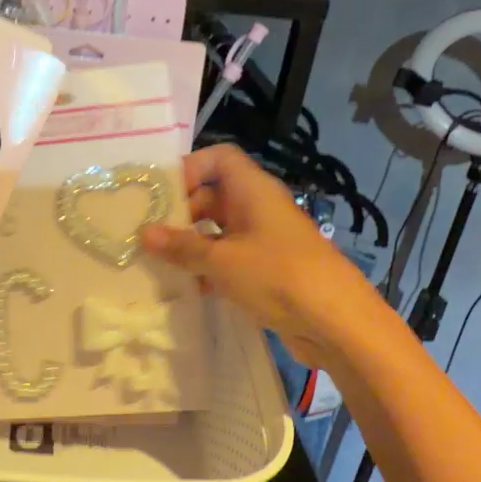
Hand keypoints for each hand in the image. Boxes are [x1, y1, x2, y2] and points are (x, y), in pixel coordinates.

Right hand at [142, 144, 367, 367]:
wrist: (337, 323)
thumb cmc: (278, 275)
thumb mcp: (222, 260)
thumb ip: (182, 246)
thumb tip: (143, 233)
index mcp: (253, 190)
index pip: (219, 158)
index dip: (189, 167)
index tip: (160, 193)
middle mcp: (259, 207)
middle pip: (214, 195)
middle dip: (182, 212)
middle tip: (150, 233)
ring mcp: (265, 239)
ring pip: (220, 230)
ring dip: (192, 244)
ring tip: (158, 262)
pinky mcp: (269, 270)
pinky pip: (230, 259)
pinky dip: (209, 268)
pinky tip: (186, 289)